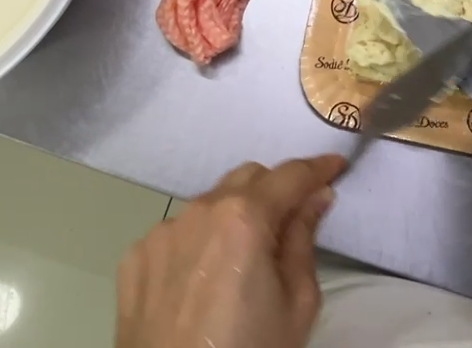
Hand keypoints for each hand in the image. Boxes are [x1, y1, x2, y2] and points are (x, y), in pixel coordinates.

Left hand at [116, 154, 344, 347]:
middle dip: (274, 190)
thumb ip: (305, 239)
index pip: (290, 176)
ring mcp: (162, 232)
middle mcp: (201, 210)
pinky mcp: (135, 258)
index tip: (336, 167)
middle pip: (248, 178)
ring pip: (210, 204)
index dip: (318, 169)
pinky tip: (201, 283)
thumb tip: (314, 198)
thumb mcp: (297, 304)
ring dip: (233, 217)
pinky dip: (197, 244)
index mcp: (245, 217)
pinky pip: (177, 234)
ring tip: (241, 262)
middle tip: (291, 222)